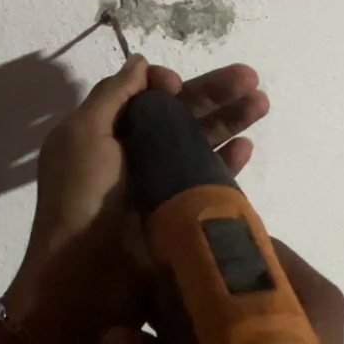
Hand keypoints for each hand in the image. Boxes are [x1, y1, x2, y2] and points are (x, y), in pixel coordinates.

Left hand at [1, 56, 268, 343]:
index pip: (144, 97)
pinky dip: (230, 161)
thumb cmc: (81, 198)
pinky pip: (211, 179)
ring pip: (201, 141)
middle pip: (180, 114)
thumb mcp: (83, 134)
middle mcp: (135, 153)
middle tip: (250, 77)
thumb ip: (112, 94)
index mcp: (106, 132)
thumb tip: (141, 63)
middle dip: (214, 92)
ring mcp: (161, 184)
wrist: (88, 281)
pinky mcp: (183, 213)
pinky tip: (248, 145)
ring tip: (262, 101)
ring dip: (231, 119)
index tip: (176, 85)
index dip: (164, 85)